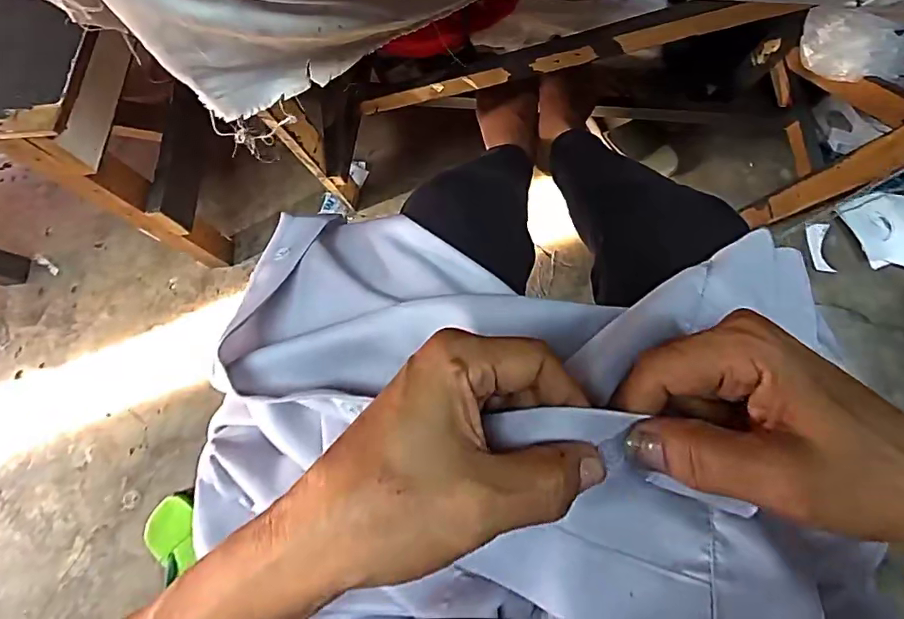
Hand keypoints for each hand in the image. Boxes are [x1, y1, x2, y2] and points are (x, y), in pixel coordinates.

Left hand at [303, 329, 607, 586]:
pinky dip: (500, 448)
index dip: (569, 400)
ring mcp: (433, 385)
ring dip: (523, 441)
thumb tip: (593, 463)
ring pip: (505, 402)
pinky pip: (483, 417)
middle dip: (545, 425)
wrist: (310, 548)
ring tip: (524, 483)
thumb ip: (552, 478)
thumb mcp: (485, 499)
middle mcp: (445, 358)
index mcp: (457, 356)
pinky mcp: (426, 413)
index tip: (585, 443)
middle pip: (523, 378)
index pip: (539, 360)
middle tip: (559, 470)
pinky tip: (497, 482)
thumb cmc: (387, 510)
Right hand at [611, 309, 903, 548]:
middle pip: (668, 373)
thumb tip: (632, 440)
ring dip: (680, 431)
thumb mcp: (778, 478)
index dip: (631, 410)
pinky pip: (706, 398)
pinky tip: (720, 461)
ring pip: (683, 388)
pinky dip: (700, 431)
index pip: (659, 365)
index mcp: (746, 342)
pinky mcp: (756, 375)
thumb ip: (700, 457)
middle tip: (657, 477)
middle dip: (656, 422)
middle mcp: (741, 333)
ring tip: (702, 473)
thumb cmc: (862, 477)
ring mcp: (749, 352)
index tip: (616, 460)